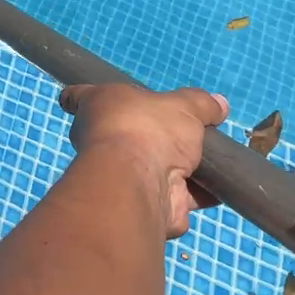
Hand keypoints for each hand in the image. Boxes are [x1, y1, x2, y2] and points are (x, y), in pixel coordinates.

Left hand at [58, 83, 227, 236]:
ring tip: (205, 162)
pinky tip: (216, 191)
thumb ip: (198, 103)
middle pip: (118, 132)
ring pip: (146, 166)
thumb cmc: (147, 128)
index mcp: (95, 103)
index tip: (84, 98)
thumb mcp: (181, 106)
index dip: (78, 96)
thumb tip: (219, 103)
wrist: (142, 180)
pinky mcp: (141, 199)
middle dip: (147, 137)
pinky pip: (170, 195)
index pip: (75, 96)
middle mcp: (97, 135)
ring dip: (174, 169)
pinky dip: (192, 195)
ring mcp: (117, 170)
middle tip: (179, 135)